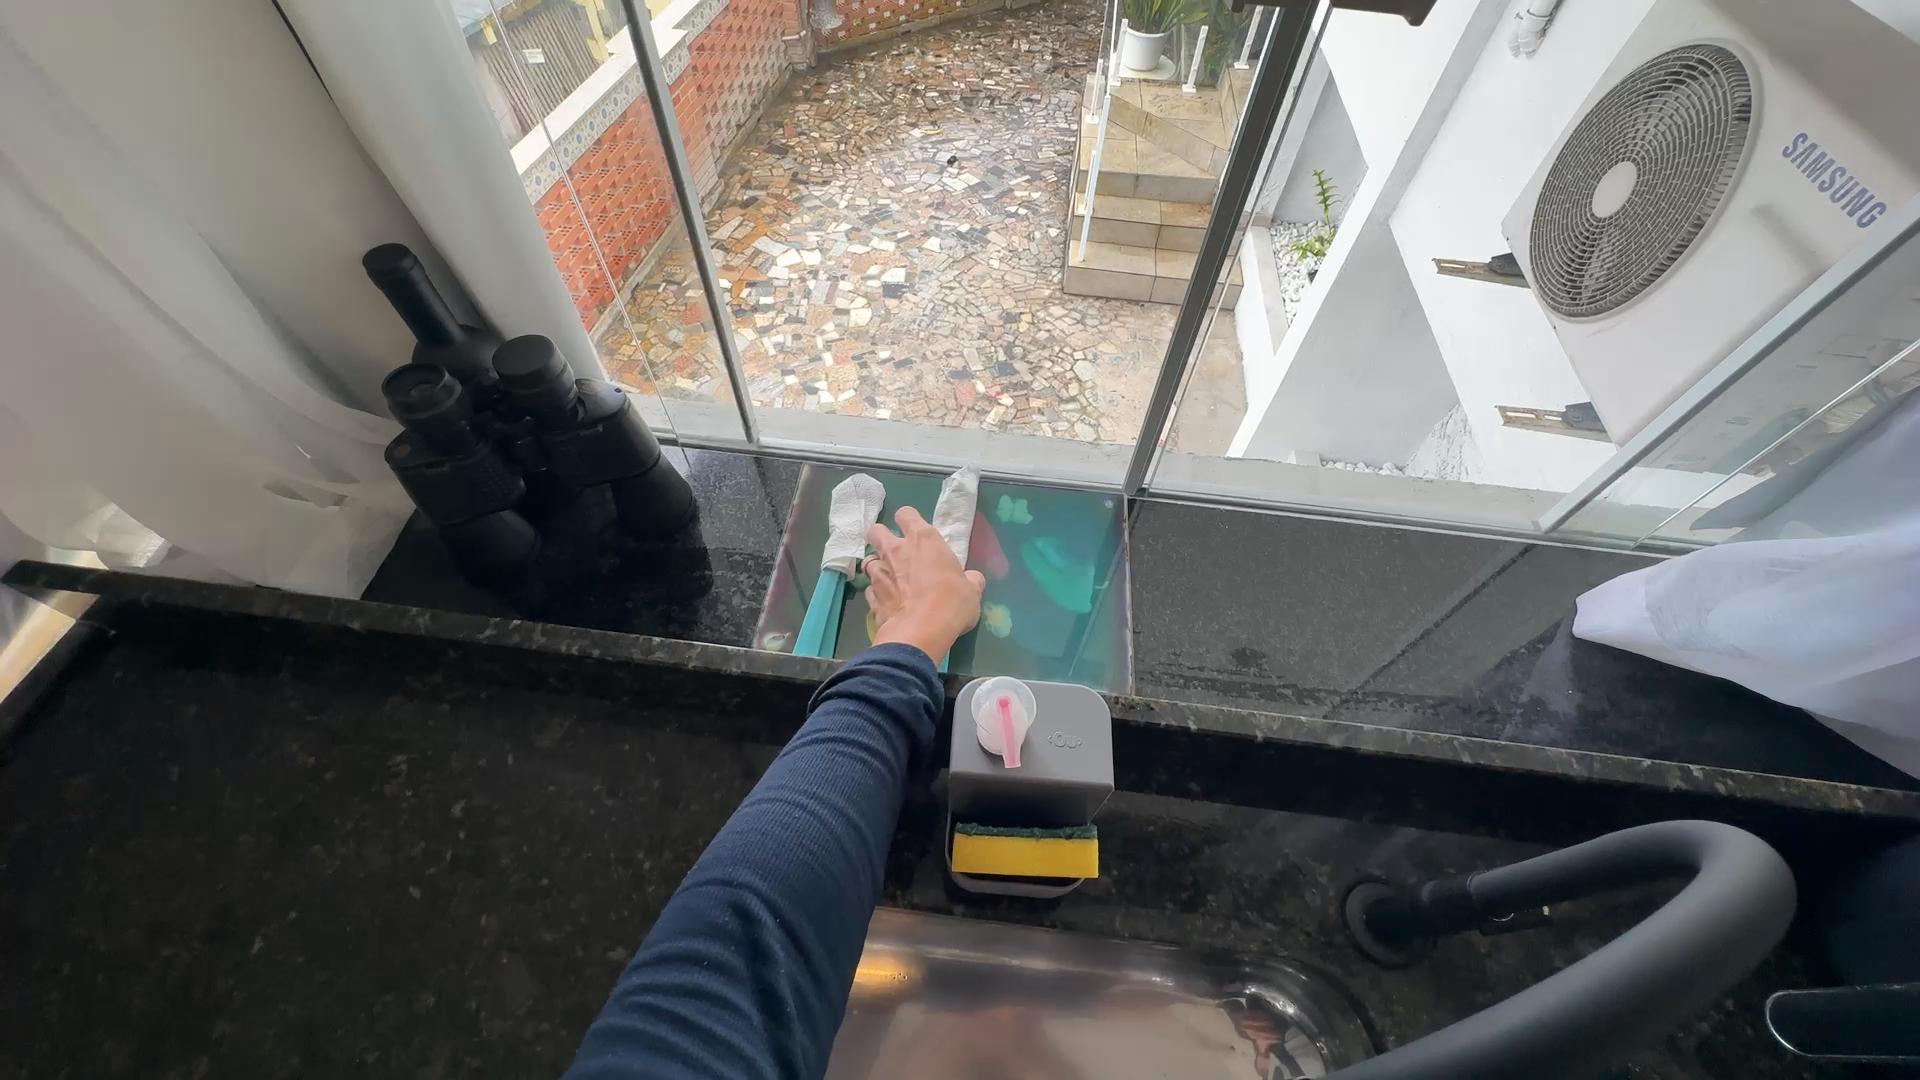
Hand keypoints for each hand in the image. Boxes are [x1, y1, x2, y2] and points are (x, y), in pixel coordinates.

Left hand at [864, 506, 985, 660]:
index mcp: (924, 540)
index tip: (913, 529)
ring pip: (869, 560)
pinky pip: (870, 589)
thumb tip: (973, 579)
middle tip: (892, 549)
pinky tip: (886, 601)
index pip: (907, 514)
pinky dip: (876, 592)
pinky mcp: (872, 597)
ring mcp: (880, 573)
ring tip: (889, 578)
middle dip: (880, 536)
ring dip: (877, 566)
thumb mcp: (972, 590)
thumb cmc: (952, 602)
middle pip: (877, 531)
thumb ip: (970, 580)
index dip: (908, 519)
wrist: (922, 631)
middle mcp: (897, 550)